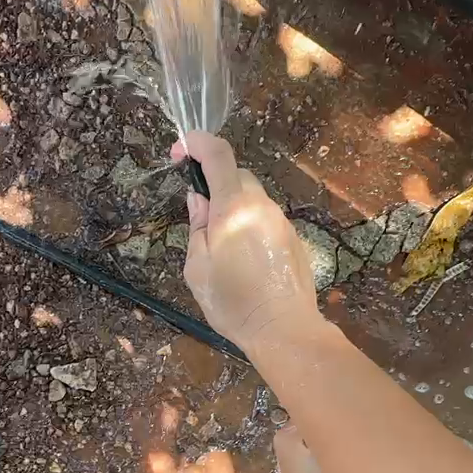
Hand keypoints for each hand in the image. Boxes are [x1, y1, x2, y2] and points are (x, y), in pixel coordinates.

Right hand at [176, 132, 320, 355]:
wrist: (283, 329)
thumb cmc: (233, 303)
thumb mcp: (197, 268)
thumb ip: (196, 227)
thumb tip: (199, 200)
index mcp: (234, 209)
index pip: (218, 155)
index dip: (196, 143)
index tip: (179, 151)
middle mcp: (262, 206)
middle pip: (236, 176)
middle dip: (215, 186)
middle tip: (200, 219)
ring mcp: (281, 221)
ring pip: (252, 199)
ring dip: (233, 209)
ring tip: (222, 249)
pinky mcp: (292, 238)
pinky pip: (265, 219)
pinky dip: (249, 226)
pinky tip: (244, 260)